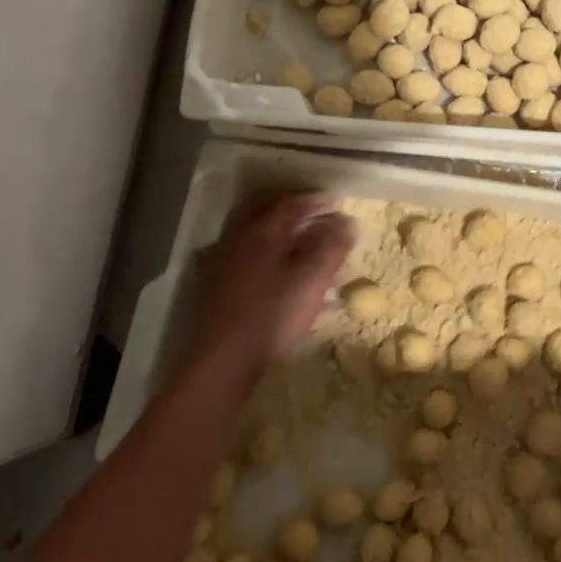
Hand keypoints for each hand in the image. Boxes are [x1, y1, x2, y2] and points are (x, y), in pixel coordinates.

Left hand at [186, 192, 355, 387]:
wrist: (222, 361)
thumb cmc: (272, 315)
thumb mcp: (312, 280)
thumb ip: (332, 247)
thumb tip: (348, 222)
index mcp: (261, 232)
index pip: (292, 205)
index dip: (317, 201)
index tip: (338, 200)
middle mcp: (237, 240)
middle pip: (269, 216)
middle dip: (296, 214)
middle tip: (319, 217)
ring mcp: (220, 263)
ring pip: (257, 240)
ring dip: (283, 240)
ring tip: (306, 251)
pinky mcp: (213, 287)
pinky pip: (245, 262)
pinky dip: (265, 260)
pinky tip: (275, 275)